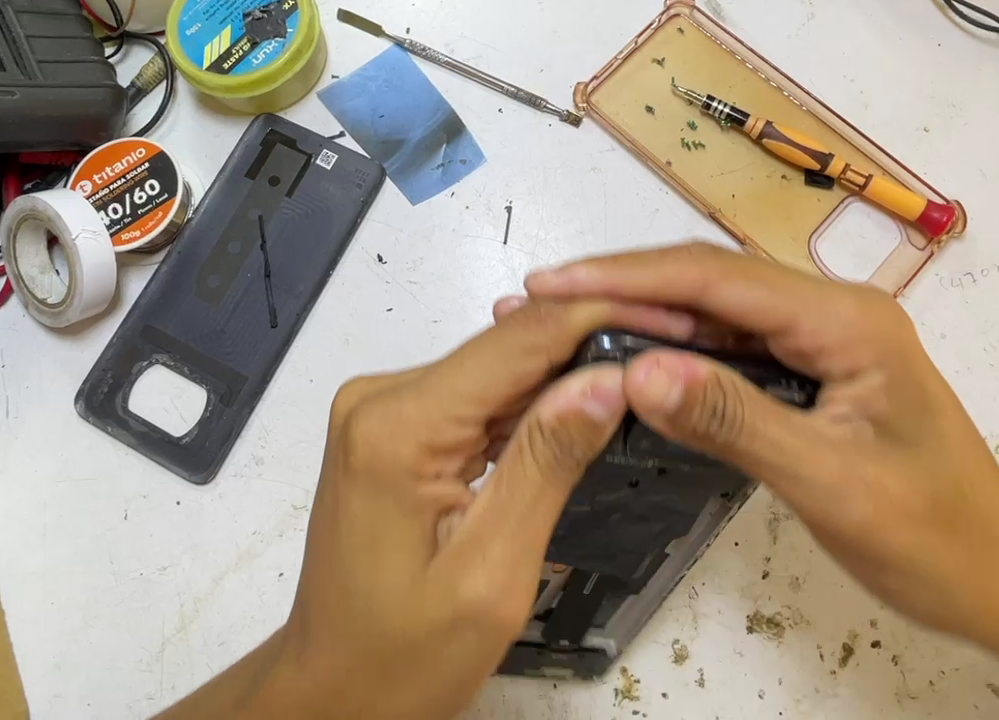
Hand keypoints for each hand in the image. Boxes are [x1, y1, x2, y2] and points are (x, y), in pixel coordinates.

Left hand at [167, 299, 636, 719]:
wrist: (332, 689)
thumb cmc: (405, 654)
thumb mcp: (493, 572)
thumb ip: (548, 463)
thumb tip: (609, 377)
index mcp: (399, 425)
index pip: (516, 341)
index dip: (594, 316)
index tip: (666, 316)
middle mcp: (380, 395)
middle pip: (504, 349)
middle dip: (584, 348)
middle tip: (662, 356)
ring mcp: (382, 406)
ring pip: (494, 369)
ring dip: (559, 378)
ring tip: (627, 386)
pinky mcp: (392, 423)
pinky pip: (473, 397)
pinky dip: (523, 407)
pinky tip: (567, 421)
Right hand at [519, 243, 998, 646]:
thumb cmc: (933, 539)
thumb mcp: (830, 483)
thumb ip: (734, 420)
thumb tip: (637, 371)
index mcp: (844, 320)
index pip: (714, 280)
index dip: (626, 276)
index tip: (553, 282)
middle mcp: (828, 309)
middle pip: (707, 282)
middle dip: (620, 285)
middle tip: (540, 298)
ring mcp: (816, 336)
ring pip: (711, 310)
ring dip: (638, 312)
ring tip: (564, 318)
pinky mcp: (805, 365)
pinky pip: (725, 344)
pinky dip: (670, 347)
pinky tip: (626, 352)